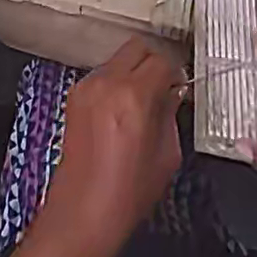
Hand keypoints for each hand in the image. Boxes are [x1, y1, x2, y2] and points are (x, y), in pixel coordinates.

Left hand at [40, 39, 185, 242]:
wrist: (84, 209)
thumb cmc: (127, 191)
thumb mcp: (167, 154)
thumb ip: (170, 113)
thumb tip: (173, 93)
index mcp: (133, 95)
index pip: (162, 61)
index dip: (176, 72)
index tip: (182, 85)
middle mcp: (106, 83)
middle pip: (137, 47)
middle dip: (154, 62)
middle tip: (166, 85)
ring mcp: (86, 87)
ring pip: (117, 59)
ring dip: (133, 71)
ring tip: (144, 101)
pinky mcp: (74, 96)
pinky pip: (101, 75)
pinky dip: (115, 82)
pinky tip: (123, 110)